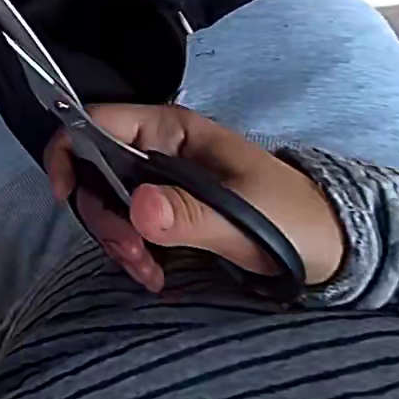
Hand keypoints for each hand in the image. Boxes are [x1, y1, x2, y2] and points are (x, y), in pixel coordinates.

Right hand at [44, 105, 343, 293]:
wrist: (330, 246)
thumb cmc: (295, 217)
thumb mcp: (247, 217)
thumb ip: (191, 214)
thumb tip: (136, 209)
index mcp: (171, 131)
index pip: (100, 122)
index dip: (71, 149)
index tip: (67, 194)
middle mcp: (156, 150)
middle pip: (94, 170)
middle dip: (103, 215)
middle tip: (134, 254)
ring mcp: (158, 181)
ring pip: (106, 203)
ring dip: (117, 240)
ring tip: (151, 273)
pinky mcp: (164, 212)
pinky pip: (126, 227)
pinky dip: (131, 253)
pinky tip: (155, 276)